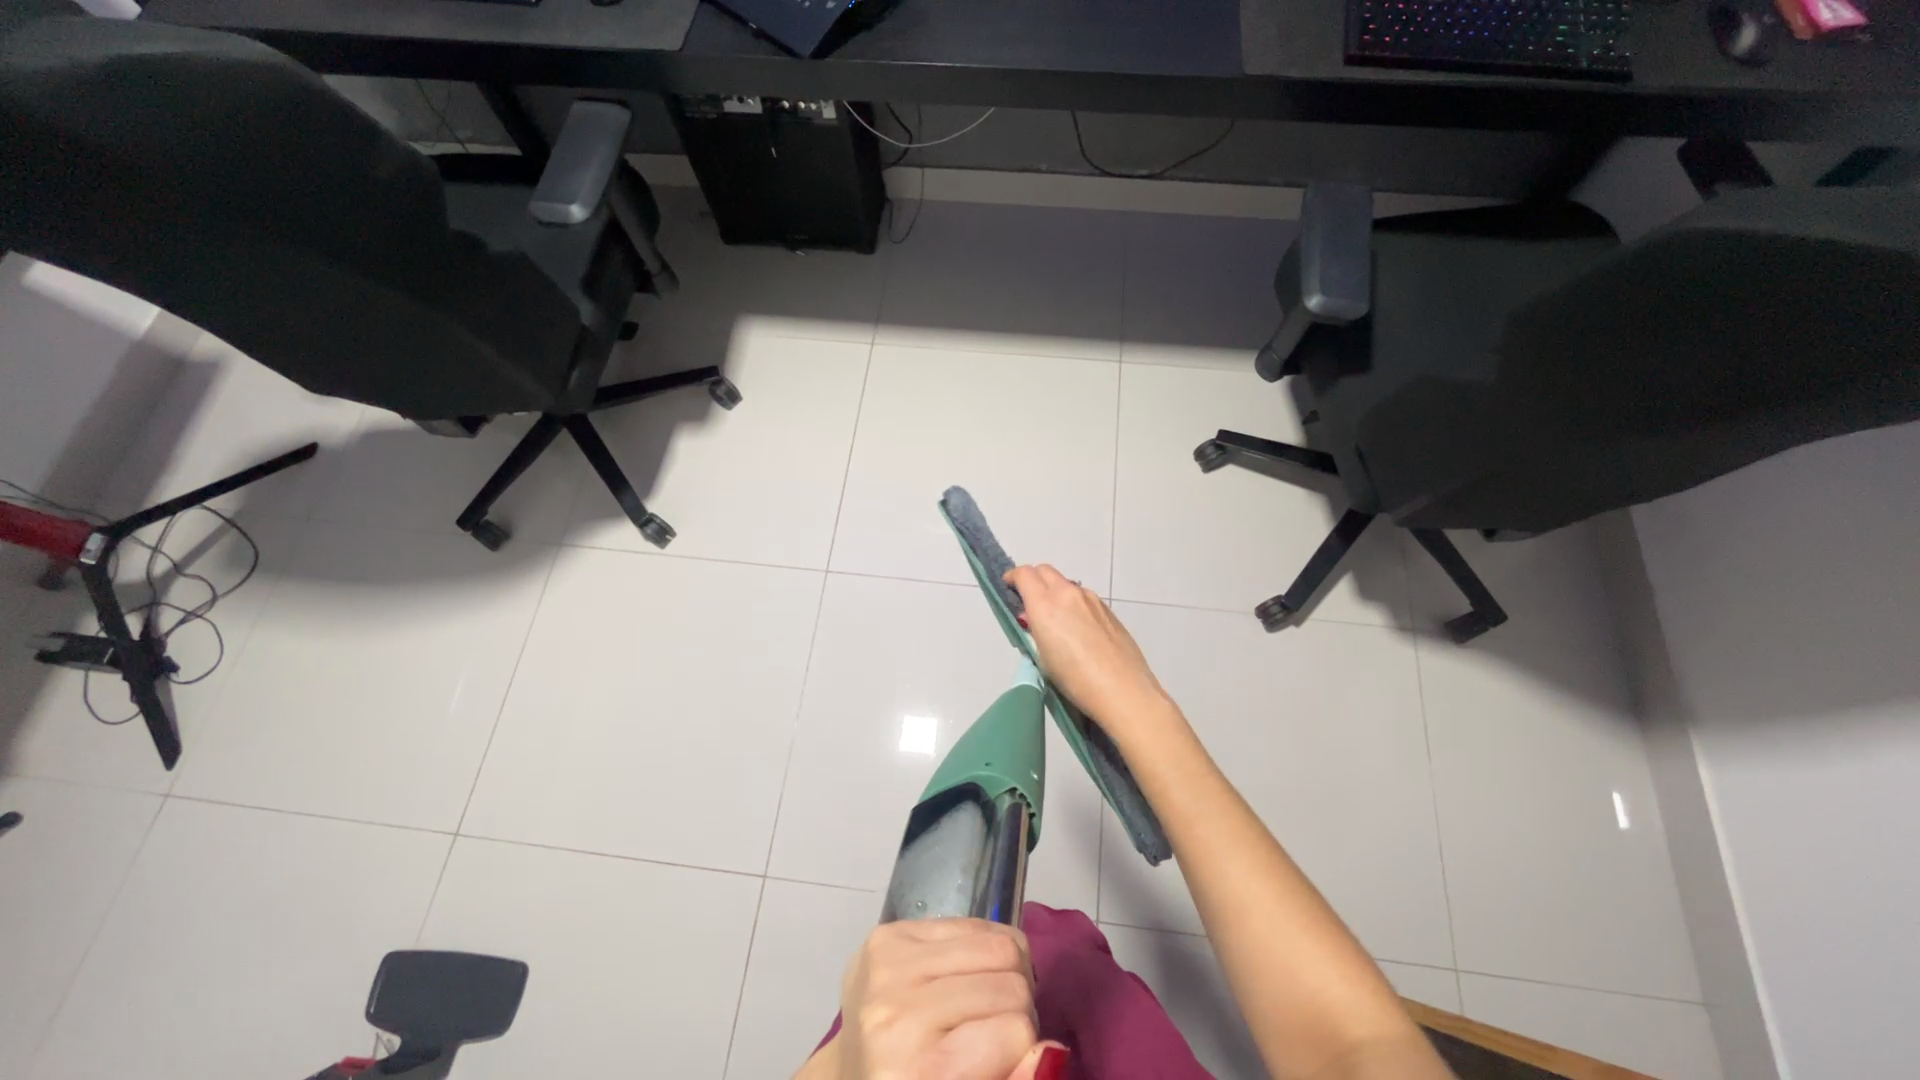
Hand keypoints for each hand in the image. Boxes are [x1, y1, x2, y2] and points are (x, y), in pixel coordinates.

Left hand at [813, 918, 1064, 1079]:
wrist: (854, 1071)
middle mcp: (896, 1014)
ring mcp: (888, 966)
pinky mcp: (887, 935)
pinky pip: (973, 923)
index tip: (1000, 1058)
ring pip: (998, 945)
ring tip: (977, 1001)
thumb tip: (1049, 1050)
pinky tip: (958, 975)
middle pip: (1010, 983)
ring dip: (1003, 973)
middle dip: (1016, 1008)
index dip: (1021, 1046)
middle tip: (990, 1029)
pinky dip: (980, 949)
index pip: (1016, 1030)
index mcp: (917, 1071)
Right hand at [1003, 564, 1179, 747]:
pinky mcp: (1109, 611)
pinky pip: (1084, 598)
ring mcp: (1092, 600)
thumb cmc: (1074, 680)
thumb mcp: (1042, 658)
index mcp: (1045, 604)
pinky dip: (1074, 604)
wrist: (1122, 690)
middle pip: (1045, 571)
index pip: (1024, 574)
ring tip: (1056, 621)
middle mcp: (1068, 594)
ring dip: (1055, 593)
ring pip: (1066, 584)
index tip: (1009, 589)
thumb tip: (1033, 619)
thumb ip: (1034, 631)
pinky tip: (1079, 631)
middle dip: (1033, 580)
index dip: (1013, 578)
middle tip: (1028, 602)